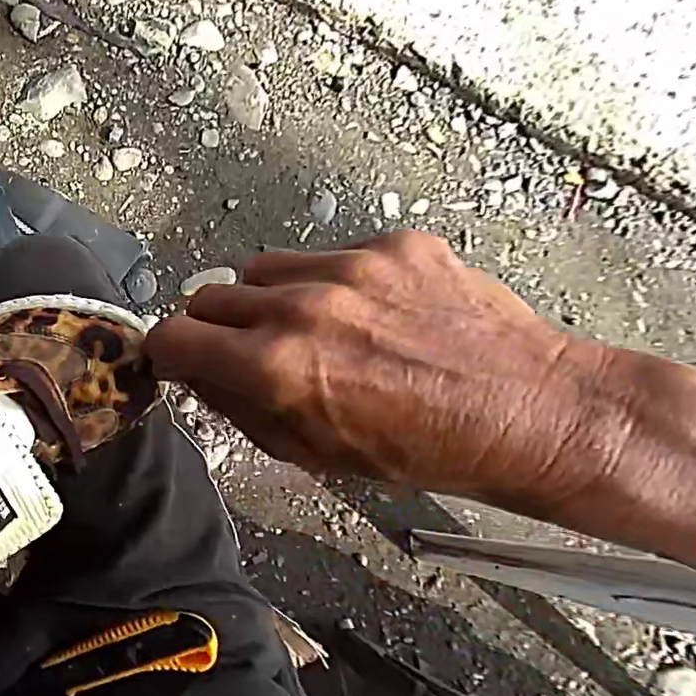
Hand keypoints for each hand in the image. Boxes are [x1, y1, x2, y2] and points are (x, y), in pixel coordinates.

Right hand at [145, 231, 651, 512]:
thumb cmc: (416, 448)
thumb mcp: (304, 450)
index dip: (164, 354)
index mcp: (274, 366)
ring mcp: (350, 268)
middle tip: (237, 350)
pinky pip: (322, 255)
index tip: (176, 362)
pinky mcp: (393, 246)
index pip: (171, 337)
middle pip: (206, 296)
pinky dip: (321, 283)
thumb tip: (199, 375)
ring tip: (299, 327)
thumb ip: (236, 406)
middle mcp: (302, 307)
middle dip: (209, 328)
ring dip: (260, 300)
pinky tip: (359, 312)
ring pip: (257, 269)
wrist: (530, 412)